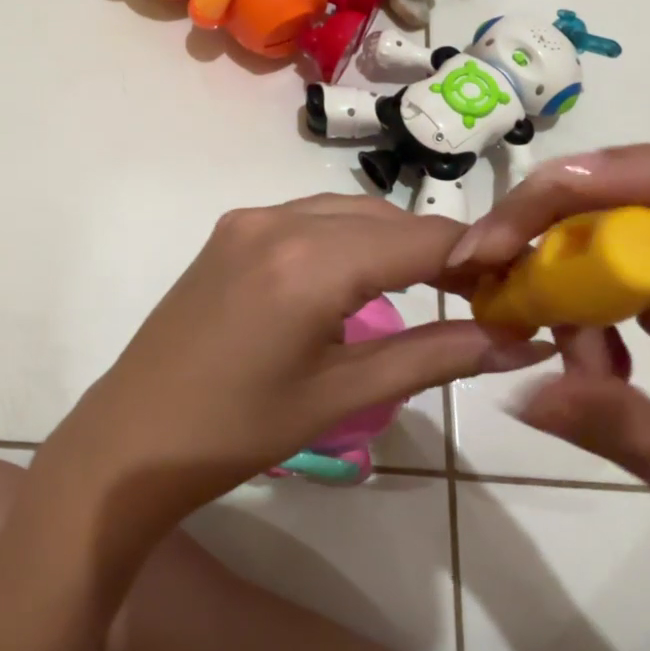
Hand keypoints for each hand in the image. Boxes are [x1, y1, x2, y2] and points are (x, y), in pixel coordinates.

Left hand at [43, 193, 550, 526]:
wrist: (134, 438)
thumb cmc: (240, 430)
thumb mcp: (343, 395)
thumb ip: (432, 357)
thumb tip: (514, 339)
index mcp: (310, 260)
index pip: (420, 237)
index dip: (477, 257)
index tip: (515, 287)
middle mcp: (278, 220)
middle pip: (384, 218)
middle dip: (435, 249)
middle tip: (476, 298)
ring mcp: (247, 221)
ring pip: (345, 212)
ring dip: (389, 241)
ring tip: (425, 290)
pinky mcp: (227, 233)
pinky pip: (306, 219)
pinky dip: (346, 240)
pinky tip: (357, 281)